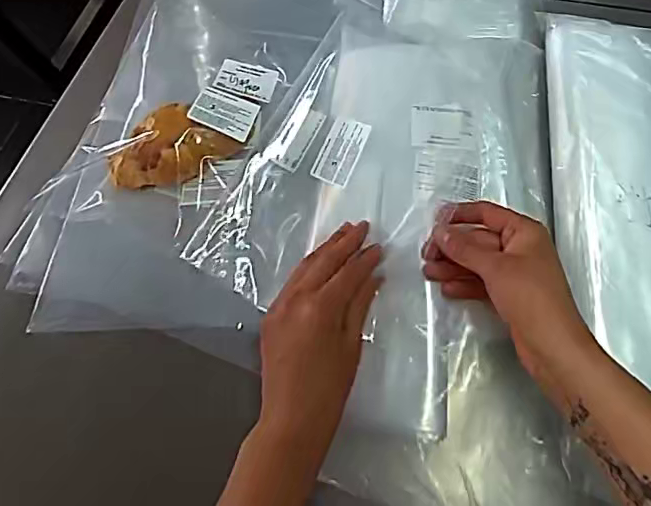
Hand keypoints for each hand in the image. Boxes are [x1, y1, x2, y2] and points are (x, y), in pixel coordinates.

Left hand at [256, 220, 382, 447]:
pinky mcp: (271, 315)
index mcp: (320, 307)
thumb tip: (373, 275)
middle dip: (345, 242)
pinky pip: (293, 281)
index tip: (379, 246)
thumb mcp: (351, 345)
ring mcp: (280, 305)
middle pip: (325, 260)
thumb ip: (360, 304)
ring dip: (326, 248)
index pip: (348, 272)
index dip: (365, 258)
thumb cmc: (328, 391)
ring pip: (306, 266)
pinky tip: (321, 261)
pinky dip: (310, 266)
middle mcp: (297, 299)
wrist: (289, 423)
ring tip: (344, 234)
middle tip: (363, 227)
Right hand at [422, 201, 594, 390]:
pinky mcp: (511, 296)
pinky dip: (465, 283)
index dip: (461, 214)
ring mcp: (516, 273)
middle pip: (480, 239)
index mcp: (524, 231)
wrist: (554, 349)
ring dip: (454, 265)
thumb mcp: (496, 268)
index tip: (436, 220)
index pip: (487, 213)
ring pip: (479, 263)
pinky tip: (447, 287)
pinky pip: (483, 282)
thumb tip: (442, 232)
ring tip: (429, 271)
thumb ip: (465, 249)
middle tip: (427, 252)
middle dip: (453, 246)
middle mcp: (521, 248)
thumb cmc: (533, 299)